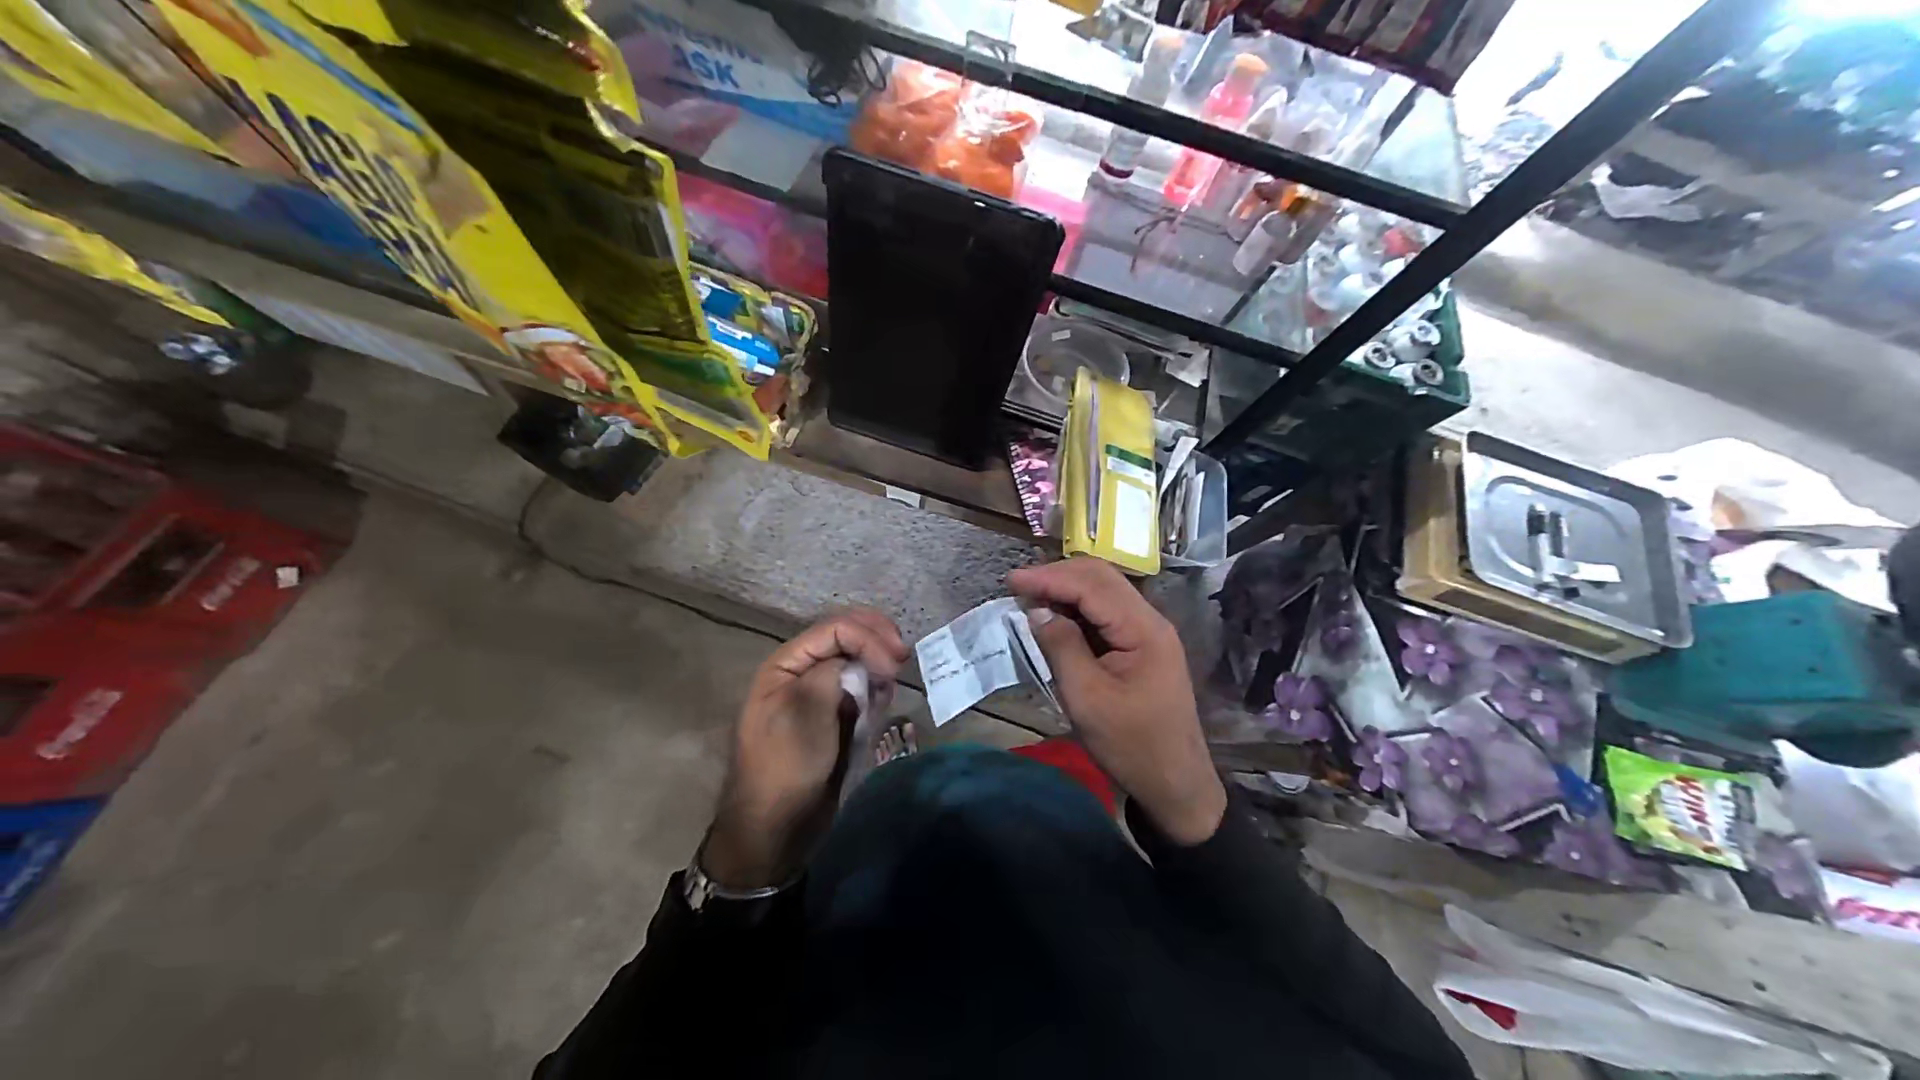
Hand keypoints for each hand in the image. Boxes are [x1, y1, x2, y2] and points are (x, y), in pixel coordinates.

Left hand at [702, 609, 908, 887]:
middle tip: (902, 658)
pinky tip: (884, 695)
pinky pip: (860, 688)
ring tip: (892, 678)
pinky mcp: (834, 714)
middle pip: (845, 636)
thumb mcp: (805, 714)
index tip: (894, 664)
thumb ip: (832, 674)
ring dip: (878, 663)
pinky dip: (876, 687)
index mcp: (786, 664)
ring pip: (857, 660)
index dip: (867, 638)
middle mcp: (803, 671)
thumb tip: (859, 663)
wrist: (777, 826)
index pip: (834, 629)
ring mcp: (820, 692)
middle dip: (876, 640)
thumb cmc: (785, 767)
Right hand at [1008, 558, 1225, 845]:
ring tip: (1030, 598)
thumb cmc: (1131, 745)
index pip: (1092, 585)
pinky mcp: (1142, 647)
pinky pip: (1107, 614)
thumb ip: (1062, 647)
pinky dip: (1078, 609)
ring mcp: (1148, 633)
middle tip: (1018, 586)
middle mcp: (1150, 620)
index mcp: (1143, 629)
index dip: (1049, 578)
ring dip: (1067, 590)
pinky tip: (1055, 617)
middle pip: (1102, 578)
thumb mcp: (1087, 699)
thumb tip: (1037, 611)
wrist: (1176, 783)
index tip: (1010, 580)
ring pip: (1105, 592)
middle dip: (1058, 576)